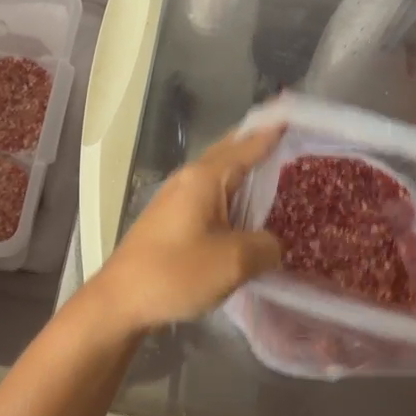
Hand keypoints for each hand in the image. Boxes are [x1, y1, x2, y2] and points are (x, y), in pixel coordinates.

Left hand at [87, 125, 285, 332]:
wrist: (120, 301)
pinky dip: (234, 196)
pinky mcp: (172, 220)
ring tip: (279, 174)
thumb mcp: (234, 261)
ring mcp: (177, 198)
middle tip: (293, 140)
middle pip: (231, 152)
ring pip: (221, 176)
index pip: (246, 145)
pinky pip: (212, 197)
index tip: (295, 114)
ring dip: (247, 173)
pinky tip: (248, 212)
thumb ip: (265, 246)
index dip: (272, 131)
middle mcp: (189, 178)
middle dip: (259, 145)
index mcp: (205, 177)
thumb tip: (273, 244)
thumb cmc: (176, 273)